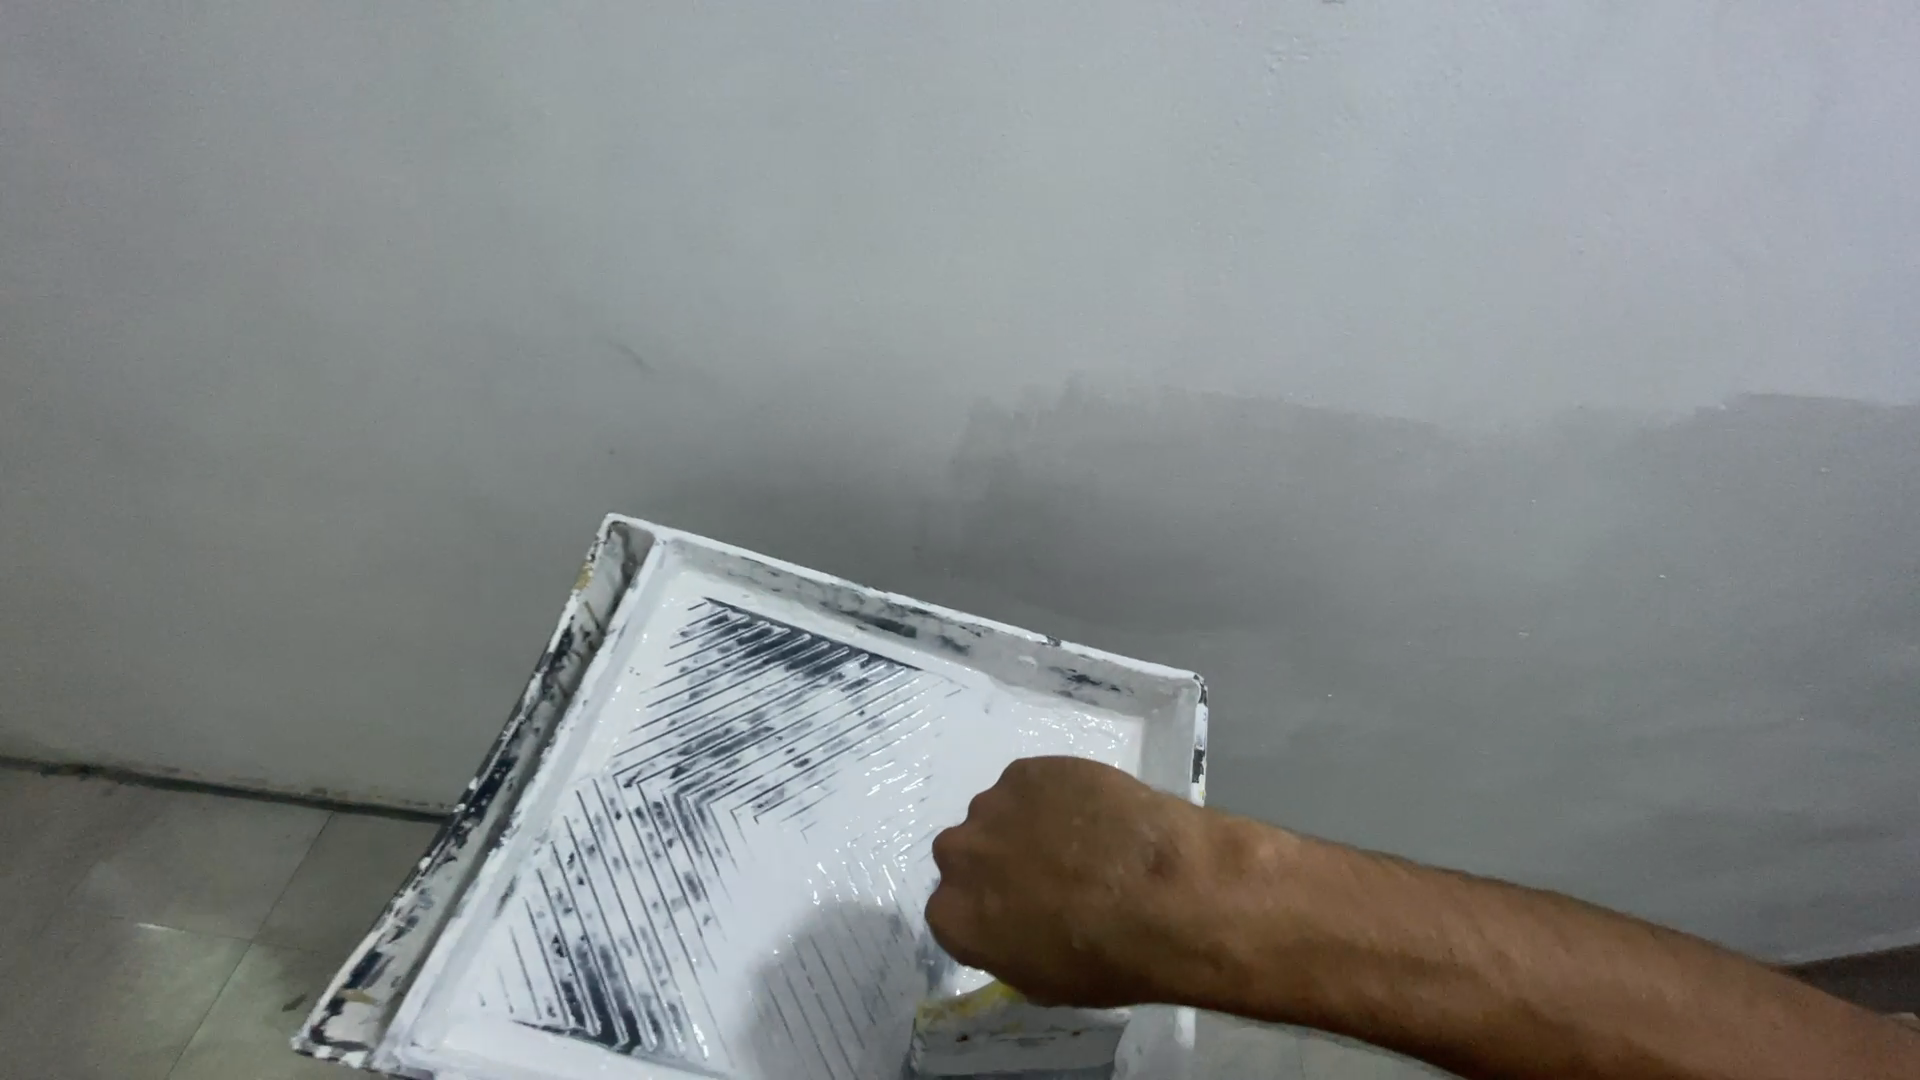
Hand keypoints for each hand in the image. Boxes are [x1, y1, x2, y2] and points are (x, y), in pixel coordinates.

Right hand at [924, 756, 1235, 1008]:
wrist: (1165, 893)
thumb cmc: (1107, 958)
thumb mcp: (1043, 981)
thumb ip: (1004, 944)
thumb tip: (1011, 922)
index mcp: (953, 914)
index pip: (952, 909)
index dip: (989, 909)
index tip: (1020, 912)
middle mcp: (959, 854)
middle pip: (968, 854)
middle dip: (998, 861)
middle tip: (1047, 872)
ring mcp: (993, 804)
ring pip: (1000, 814)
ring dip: (1026, 825)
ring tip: (1078, 840)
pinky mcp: (1027, 769)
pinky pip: (1032, 784)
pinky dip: (1054, 795)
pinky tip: (1092, 812)